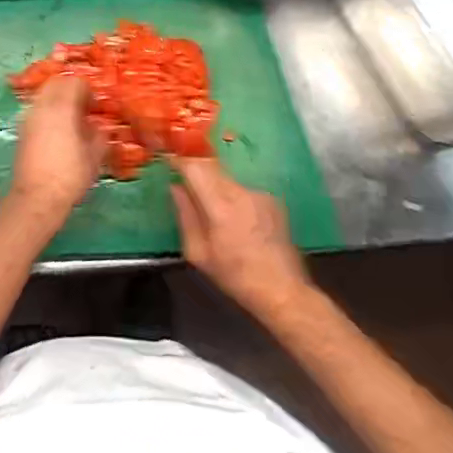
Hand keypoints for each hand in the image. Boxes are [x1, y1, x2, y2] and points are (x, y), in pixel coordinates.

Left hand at [8, 75, 98, 221]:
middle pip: (56, 82)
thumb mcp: (94, 156)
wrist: (37, 196)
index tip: (96, 107)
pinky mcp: (21, 128)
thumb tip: (99, 126)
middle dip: (71, 89)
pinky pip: (37, 108)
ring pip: (44, 94)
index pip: (74, 82)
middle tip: (84, 108)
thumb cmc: (70, 175)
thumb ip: (99, 135)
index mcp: (61, 107)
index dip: (88, 91)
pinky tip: (59, 130)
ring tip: (72, 119)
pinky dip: (48, 111)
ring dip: (58, 99)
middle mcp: (42, 106)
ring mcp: (28, 116)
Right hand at [171, 156, 313, 318]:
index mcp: (221, 207)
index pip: (195, 167)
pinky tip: (236, 219)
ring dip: (214, 185)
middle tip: (184, 183)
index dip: (179, 161)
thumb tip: (175, 187)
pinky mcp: (272, 200)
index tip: (168, 161)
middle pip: (211, 167)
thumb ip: (185, 215)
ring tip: (213, 210)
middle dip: (195, 171)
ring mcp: (260, 195)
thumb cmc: (235, 276)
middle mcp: (242, 193)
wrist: (284, 292)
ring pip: (226, 178)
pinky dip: (232, 196)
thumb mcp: (198, 253)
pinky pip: (242, 189)